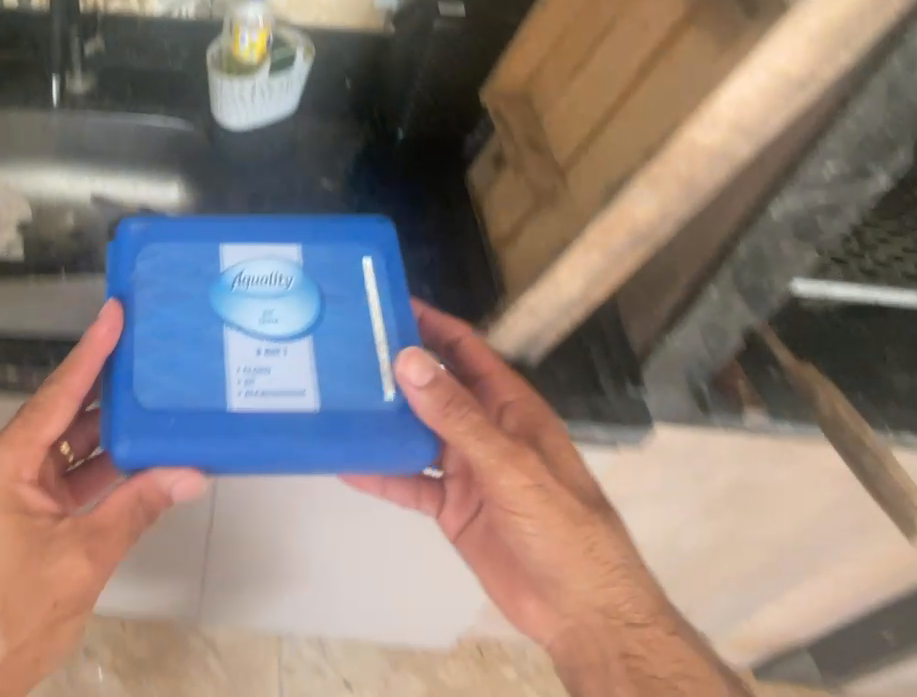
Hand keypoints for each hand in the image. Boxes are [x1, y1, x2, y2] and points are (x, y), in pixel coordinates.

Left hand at [0, 301, 206, 696]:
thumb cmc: (15, 612)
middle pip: (63, 412)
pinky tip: (143, 454)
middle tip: (143, 346)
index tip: (113, 314)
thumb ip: (137, 507)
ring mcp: (18, 489)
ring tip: (152, 392)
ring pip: (70, 445)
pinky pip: (72, 476)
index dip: (90, 353)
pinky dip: (105, 468)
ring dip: (110, 429)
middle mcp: (7, 465)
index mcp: (5, 463)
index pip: (57, 395)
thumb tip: (190, 472)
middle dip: (104, 382)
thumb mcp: (84, 557)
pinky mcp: (30, 513)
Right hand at [344, 302, 747, 696]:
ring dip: (382, 420)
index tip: (385, 303)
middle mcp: (485, 430)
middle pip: (433, 389)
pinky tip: (345, 463)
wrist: (582, 614)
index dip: (431, 324)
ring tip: (335, 399)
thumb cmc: (560, 527)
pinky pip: (410, 481)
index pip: (465, 351)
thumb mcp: (509, 465)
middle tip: (342, 350)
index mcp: (509, 408)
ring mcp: (467, 469)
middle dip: (394, 370)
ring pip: (415, 433)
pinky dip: (381, 473)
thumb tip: (407, 359)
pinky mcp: (452, 506)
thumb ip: (456, 415)